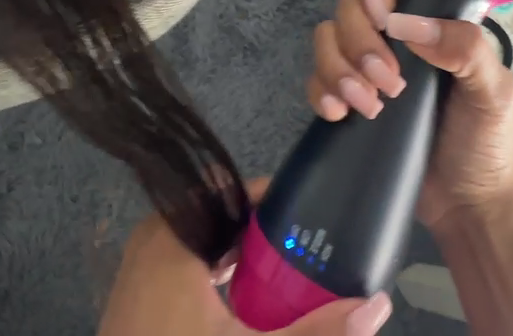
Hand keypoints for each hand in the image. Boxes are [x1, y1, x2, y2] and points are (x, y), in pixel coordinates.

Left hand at [98, 182, 392, 335]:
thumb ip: (314, 332)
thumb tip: (374, 307)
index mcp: (176, 234)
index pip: (230, 190)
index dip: (270, 196)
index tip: (308, 206)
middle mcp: (155, 236)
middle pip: (218, 213)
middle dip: (260, 228)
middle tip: (303, 242)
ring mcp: (142, 262)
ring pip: (201, 238)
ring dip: (239, 251)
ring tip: (283, 267)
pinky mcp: (138, 289)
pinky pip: (185, 259)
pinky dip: (216, 269)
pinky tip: (245, 295)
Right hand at [306, 0, 512, 229]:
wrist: (469, 207)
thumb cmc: (489, 141)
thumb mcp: (494, 90)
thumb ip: (463, 47)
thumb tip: (406, 24)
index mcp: (430, 19)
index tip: (382, 13)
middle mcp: (393, 34)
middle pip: (350, 5)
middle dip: (361, 41)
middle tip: (390, 82)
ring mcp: (365, 65)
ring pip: (327, 37)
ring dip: (340, 67)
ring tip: (369, 105)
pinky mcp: (347, 98)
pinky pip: (316, 78)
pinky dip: (322, 90)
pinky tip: (339, 113)